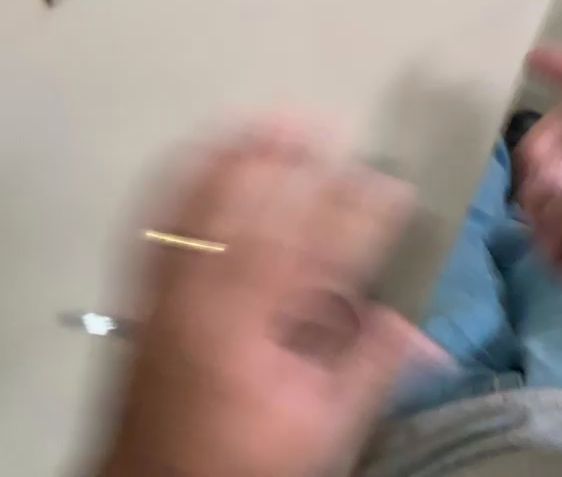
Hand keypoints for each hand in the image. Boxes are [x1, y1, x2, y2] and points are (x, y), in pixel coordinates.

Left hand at [99, 121, 426, 476]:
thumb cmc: (242, 458)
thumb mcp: (320, 430)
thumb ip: (368, 370)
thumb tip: (417, 325)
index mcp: (258, 336)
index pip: (320, 259)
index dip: (361, 216)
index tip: (392, 187)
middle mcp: (209, 303)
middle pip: (258, 216)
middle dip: (297, 167)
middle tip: (326, 127)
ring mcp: (169, 291)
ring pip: (208, 205)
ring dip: (242, 157)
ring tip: (274, 118)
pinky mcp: (144, 290)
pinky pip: (160, 221)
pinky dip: (184, 177)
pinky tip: (204, 147)